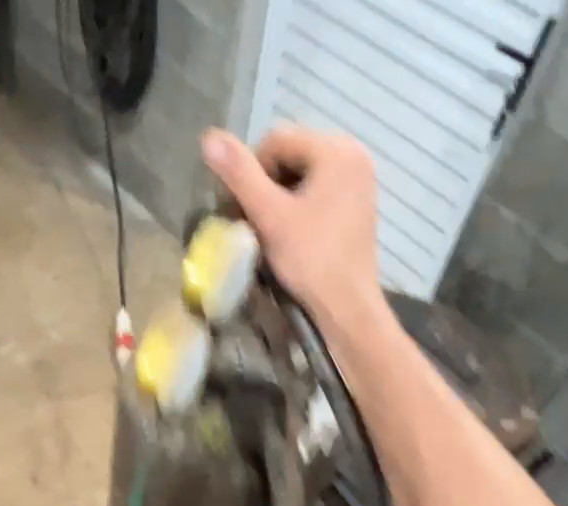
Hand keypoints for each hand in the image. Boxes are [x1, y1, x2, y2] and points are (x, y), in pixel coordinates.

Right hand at [200, 126, 383, 326]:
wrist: (347, 305)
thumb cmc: (310, 259)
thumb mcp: (270, 215)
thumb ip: (240, 175)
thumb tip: (208, 138)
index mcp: (336, 150)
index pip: (276, 140)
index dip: (250, 172)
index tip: (242, 209)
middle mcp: (353, 154)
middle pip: (290, 154)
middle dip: (266, 183)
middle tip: (254, 220)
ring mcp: (359, 179)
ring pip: (302, 173)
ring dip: (279, 196)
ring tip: (270, 228)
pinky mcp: (358, 202)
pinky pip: (318, 189)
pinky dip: (298, 204)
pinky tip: (291, 232)